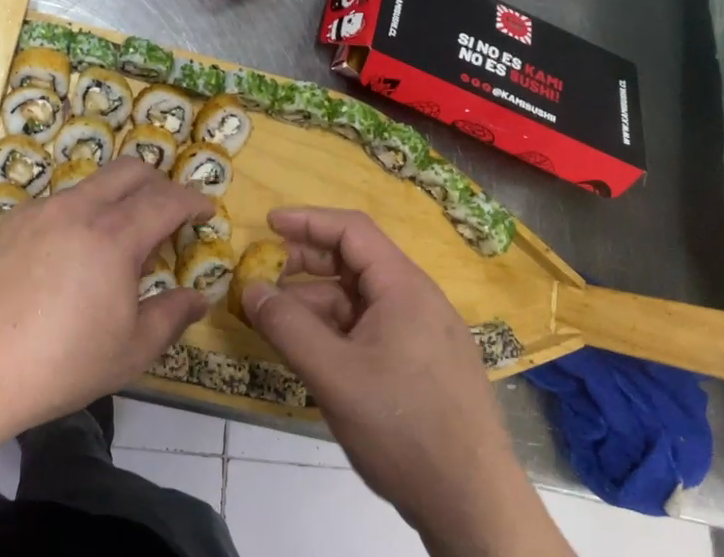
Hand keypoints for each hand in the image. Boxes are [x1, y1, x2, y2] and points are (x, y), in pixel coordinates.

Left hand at [0, 159, 212, 431]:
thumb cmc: (61, 364)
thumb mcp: (130, 350)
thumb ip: (171, 317)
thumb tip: (198, 298)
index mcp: (113, 235)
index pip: (165, 199)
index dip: (192, 200)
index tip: (206, 210)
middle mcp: (75, 210)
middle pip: (127, 171)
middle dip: (156, 182)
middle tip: (168, 212)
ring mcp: (35, 213)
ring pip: (86, 187)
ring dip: (112, 200)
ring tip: (114, 243)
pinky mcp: (5, 225)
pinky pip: (51, 207)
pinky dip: (74, 218)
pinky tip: (65, 260)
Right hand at [242, 208, 565, 552]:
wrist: (473, 504)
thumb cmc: (402, 427)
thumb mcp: (333, 374)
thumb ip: (287, 326)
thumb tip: (250, 288)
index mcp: (404, 288)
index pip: (352, 230)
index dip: (306, 220)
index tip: (265, 224)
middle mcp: (418, 301)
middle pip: (356, 262)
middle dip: (305, 264)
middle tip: (261, 277)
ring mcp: (424, 335)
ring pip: (360, 301)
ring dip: (315, 302)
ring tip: (275, 323)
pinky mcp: (423, 366)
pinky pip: (371, 329)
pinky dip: (336, 331)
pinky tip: (310, 353)